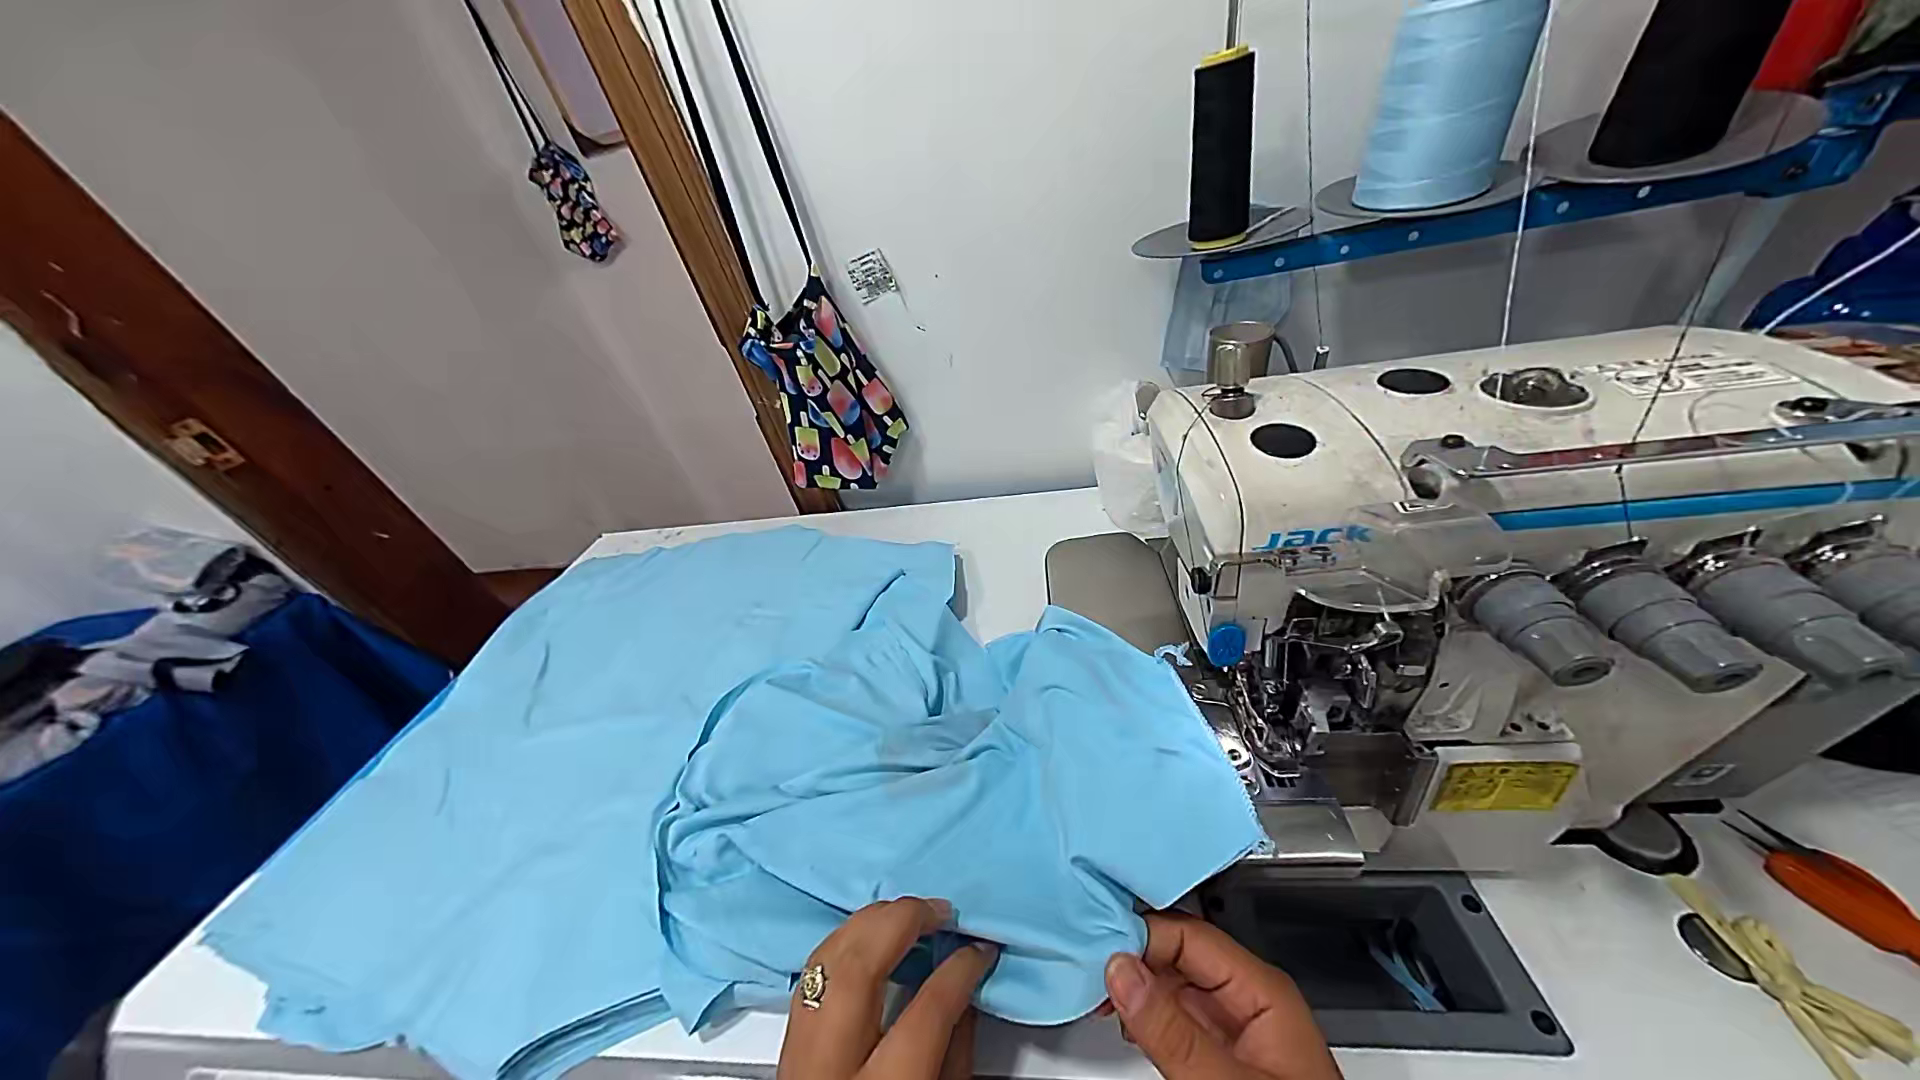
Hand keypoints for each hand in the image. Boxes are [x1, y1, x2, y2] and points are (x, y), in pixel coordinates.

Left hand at [778, 897, 998, 1079]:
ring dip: (871, 921)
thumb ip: (955, 1050)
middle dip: (904, 923)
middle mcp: (831, 1068)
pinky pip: (813, 971)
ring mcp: (801, 1053)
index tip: (978, 948)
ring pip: (827, 959)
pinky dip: (844, 939)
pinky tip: (870, 932)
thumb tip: (965, 985)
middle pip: (861, 968)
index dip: (958, 970)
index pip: (926, 1011)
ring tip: (909, 912)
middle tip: (940, 911)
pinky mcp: (789, 1041)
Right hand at [1105, 912, 1341, 1079]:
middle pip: (1178, 952)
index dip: (1143, 936)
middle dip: (1133, 956)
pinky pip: (1170, 1012)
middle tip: (1090, 967)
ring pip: (1170, 980)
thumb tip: (1121, 969)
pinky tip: (1120, 1017)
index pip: (1190, 935)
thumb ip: (1173, 1030)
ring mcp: (1229, 1026)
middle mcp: (1245, 999)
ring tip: (1096, 991)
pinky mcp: (1215, 1053)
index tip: (1100, 949)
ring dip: (1132, 983)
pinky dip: (1141, 1011)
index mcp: (1262, 992)